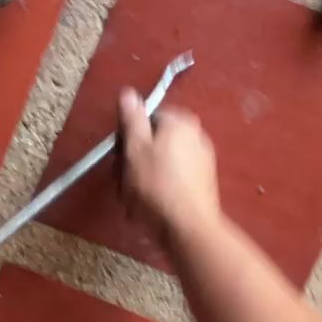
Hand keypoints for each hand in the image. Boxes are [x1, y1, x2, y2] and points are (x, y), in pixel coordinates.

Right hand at [117, 88, 220, 240]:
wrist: (187, 228)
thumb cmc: (155, 186)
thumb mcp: (135, 149)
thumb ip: (131, 119)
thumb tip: (128, 93)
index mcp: (179, 122)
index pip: (146, 118)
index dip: (128, 137)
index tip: (119, 157)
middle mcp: (195, 135)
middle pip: (153, 140)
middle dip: (134, 160)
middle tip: (123, 180)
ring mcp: (201, 160)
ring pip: (160, 162)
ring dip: (143, 177)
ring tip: (134, 198)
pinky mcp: (202, 183)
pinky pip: (172, 179)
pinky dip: (158, 188)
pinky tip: (150, 206)